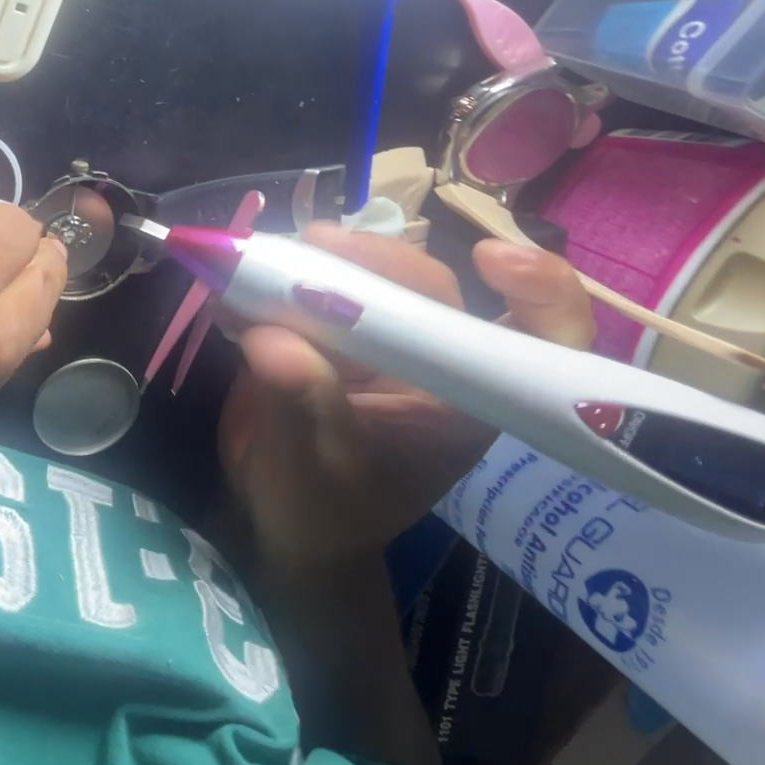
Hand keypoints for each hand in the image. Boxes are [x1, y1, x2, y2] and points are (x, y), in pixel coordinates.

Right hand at [217, 224, 593, 577]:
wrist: (275, 518)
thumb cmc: (319, 510)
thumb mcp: (316, 466)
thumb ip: (300, 402)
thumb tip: (270, 335)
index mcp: (462, 398)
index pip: (536, 337)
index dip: (536, 290)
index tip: (491, 258)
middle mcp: (426, 360)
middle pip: (423, 288)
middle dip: (373, 260)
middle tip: (311, 246)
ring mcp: (369, 344)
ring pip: (358, 279)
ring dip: (309, 265)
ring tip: (256, 268)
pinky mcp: (318, 337)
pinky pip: (301, 294)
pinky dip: (265, 285)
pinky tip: (228, 297)